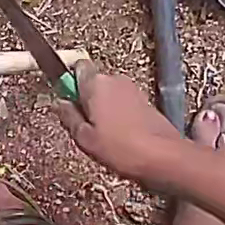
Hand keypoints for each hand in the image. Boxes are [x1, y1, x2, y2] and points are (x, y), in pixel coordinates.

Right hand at [54, 61, 185, 181]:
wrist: (165, 157)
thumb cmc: (123, 149)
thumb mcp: (84, 138)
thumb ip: (69, 116)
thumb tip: (60, 104)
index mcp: (95, 83)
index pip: (76, 66)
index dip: (69, 82)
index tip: (67, 100)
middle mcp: (115, 79)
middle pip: (92, 82)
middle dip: (87, 99)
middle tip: (85, 126)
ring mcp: (132, 89)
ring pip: (108, 93)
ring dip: (103, 109)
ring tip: (104, 136)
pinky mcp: (145, 101)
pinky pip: (122, 103)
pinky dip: (118, 115)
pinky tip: (120, 137)